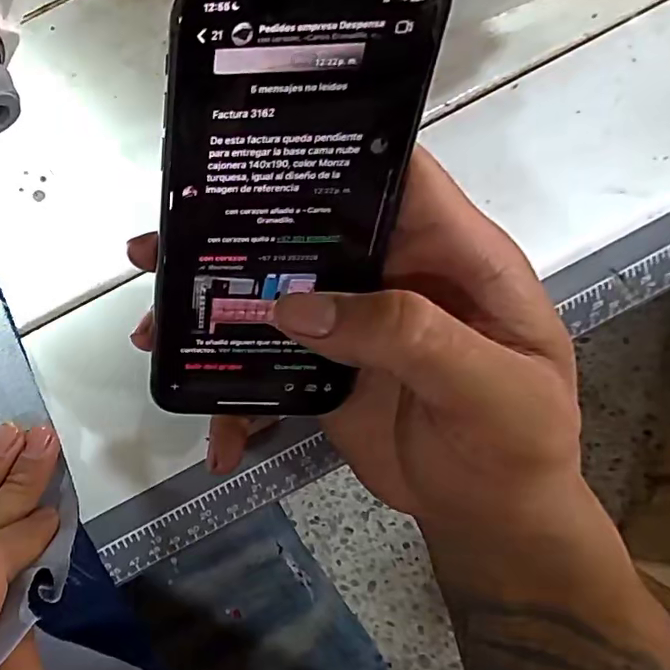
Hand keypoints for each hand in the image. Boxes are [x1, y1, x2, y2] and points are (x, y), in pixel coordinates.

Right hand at [128, 148, 582, 528]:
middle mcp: (389, 276)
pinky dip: (233, 397)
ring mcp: (349, 323)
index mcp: (446, 255)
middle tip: (158, 250)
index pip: (394, 177)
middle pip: (303, 234)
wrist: (488, 516)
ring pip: (268, 296)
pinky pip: (264, 365)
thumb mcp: (490, 388)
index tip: (255, 159)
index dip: (334, 153)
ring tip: (153, 333)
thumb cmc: (516, 448)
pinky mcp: (320, 366)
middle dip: (229, 239)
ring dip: (210, 313)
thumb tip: (294, 305)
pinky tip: (218, 437)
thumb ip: (407, 336)